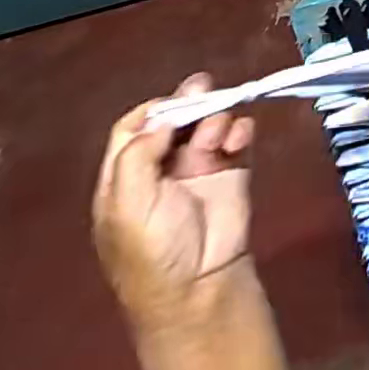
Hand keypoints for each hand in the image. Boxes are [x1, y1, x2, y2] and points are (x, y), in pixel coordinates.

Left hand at [93, 74, 255, 333]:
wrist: (200, 281)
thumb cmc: (153, 247)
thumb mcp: (128, 205)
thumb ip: (137, 156)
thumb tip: (163, 120)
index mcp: (127, 175)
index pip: (133, 129)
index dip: (150, 111)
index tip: (170, 103)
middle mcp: (163, 166)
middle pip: (175, 120)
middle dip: (188, 103)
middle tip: (204, 88)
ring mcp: (200, 166)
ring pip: (208, 123)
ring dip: (215, 119)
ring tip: (218, 133)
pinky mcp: (232, 168)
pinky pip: (238, 137)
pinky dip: (241, 130)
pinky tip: (239, 137)